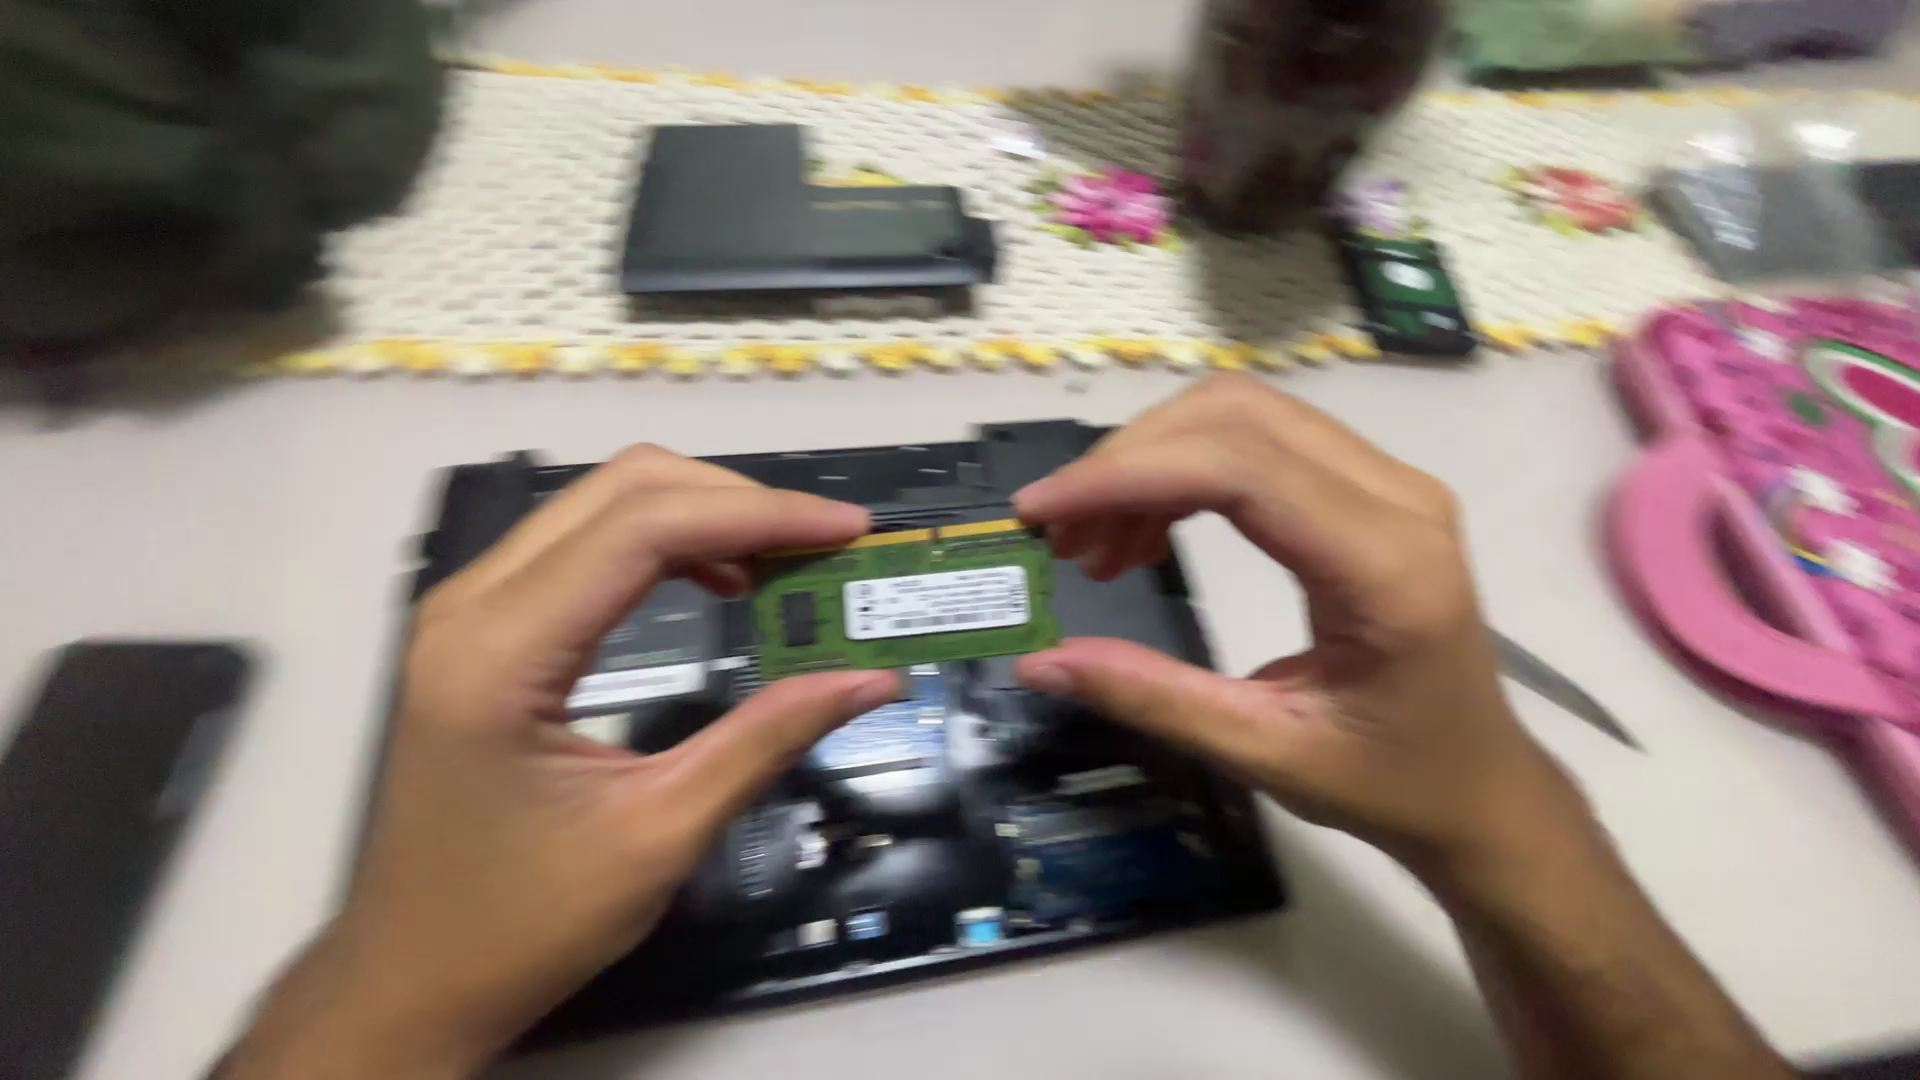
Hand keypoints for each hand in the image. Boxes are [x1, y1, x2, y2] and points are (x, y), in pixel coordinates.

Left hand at [227, 447, 900, 1079]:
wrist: (408, 979)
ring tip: (786, 558)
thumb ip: (769, 738)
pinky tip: (722, 580)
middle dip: (739, 501)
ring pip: (608, 501)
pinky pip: (592, 541)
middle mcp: (475, 602)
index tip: (847, 531)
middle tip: (823, 543)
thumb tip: (875, 679)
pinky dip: (672, 540)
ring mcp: (474, 606)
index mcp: (503, 653)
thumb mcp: (663, 832)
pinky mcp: (490, 622)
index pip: (645, 529)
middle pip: (625, 488)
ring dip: (708, 512)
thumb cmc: (525, 922)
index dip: (760, 514)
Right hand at [1012, 375, 1583, 875]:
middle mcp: (1395, 496)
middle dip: (1125, 461)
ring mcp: (1385, 482)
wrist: (1482, 786)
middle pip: (1232, 417)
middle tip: (1059, 532)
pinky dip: (1177, 475)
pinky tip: (1140, 539)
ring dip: (1146, 464)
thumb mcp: (1263, 752)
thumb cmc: (1390, 782)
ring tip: (1092, 545)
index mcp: (1384, 566)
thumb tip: (1039, 662)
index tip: (1040, 512)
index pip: (1238, 468)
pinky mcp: (1362, 488)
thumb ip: (1151, 697)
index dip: (1124, 474)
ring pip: (1237, 416)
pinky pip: (1252, 445)